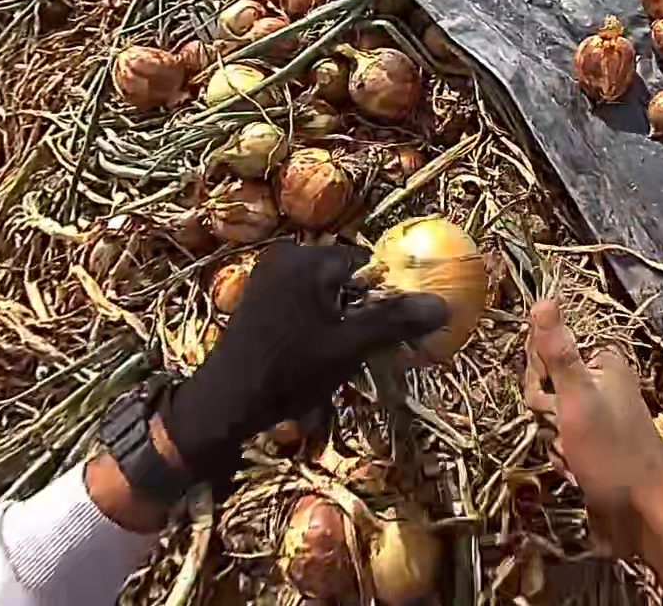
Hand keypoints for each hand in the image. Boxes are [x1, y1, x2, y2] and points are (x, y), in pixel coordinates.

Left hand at [164, 239, 447, 485]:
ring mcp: (271, 273)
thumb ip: (394, 321)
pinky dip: (320, 315)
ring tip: (337, 351)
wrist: (220, 408)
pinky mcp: (261, 292)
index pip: (366, 264)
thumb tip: (442, 305)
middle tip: (360, 344)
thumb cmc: (286, 373)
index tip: (382, 330)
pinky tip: (315, 348)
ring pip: (328, 287)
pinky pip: (306, 295)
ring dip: (341, 314)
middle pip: (347, 274)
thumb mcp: (347, 348)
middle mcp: (289, 256)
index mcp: (309, 260)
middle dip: (361, 306)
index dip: (381, 296)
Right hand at [524, 299, 662, 605]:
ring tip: (574, 454)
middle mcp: (601, 379)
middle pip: (546, 382)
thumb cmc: (613, 451)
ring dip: (555, 437)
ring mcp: (599, 411)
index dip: (539, 375)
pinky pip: (562, 438)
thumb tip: (542, 298)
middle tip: (564, 428)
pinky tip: (577, 469)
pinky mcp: (596, 440)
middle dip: (547, 410)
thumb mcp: (578, 395)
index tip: (549, 397)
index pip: (546, 349)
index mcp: (600, 359)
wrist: (645, 515)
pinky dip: (565, 455)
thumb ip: (558, 350)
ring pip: (551, 414)